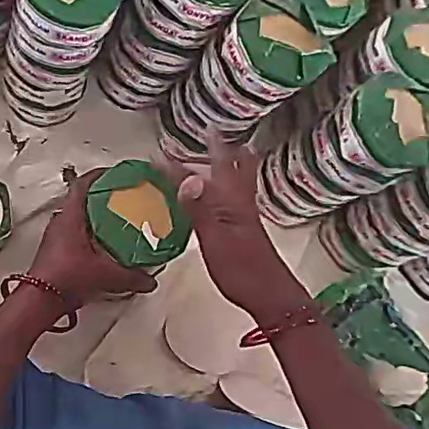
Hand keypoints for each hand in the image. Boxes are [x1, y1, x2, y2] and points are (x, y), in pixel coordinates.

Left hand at [25, 169, 159, 308]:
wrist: (40, 301)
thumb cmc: (65, 279)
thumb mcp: (107, 276)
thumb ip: (132, 277)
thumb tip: (149, 279)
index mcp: (70, 217)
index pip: (82, 184)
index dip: (99, 175)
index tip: (115, 174)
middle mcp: (60, 223)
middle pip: (80, 200)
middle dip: (101, 197)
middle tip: (121, 198)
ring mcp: (55, 238)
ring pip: (77, 218)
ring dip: (94, 217)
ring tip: (116, 222)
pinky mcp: (55, 252)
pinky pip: (74, 234)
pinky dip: (89, 235)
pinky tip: (103, 247)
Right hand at [167, 140, 309, 319]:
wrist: (271, 295)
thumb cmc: (241, 269)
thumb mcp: (215, 239)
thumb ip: (201, 208)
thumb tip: (188, 177)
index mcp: (230, 201)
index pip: (199, 176)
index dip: (177, 166)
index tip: (157, 155)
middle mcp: (240, 202)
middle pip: (233, 167)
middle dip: (220, 149)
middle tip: (211, 132)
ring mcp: (246, 215)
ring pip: (240, 179)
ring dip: (232, 162)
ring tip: (229, 149)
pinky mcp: (246, 228)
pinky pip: (237, 194)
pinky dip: (231, 183)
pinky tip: (226, 192)